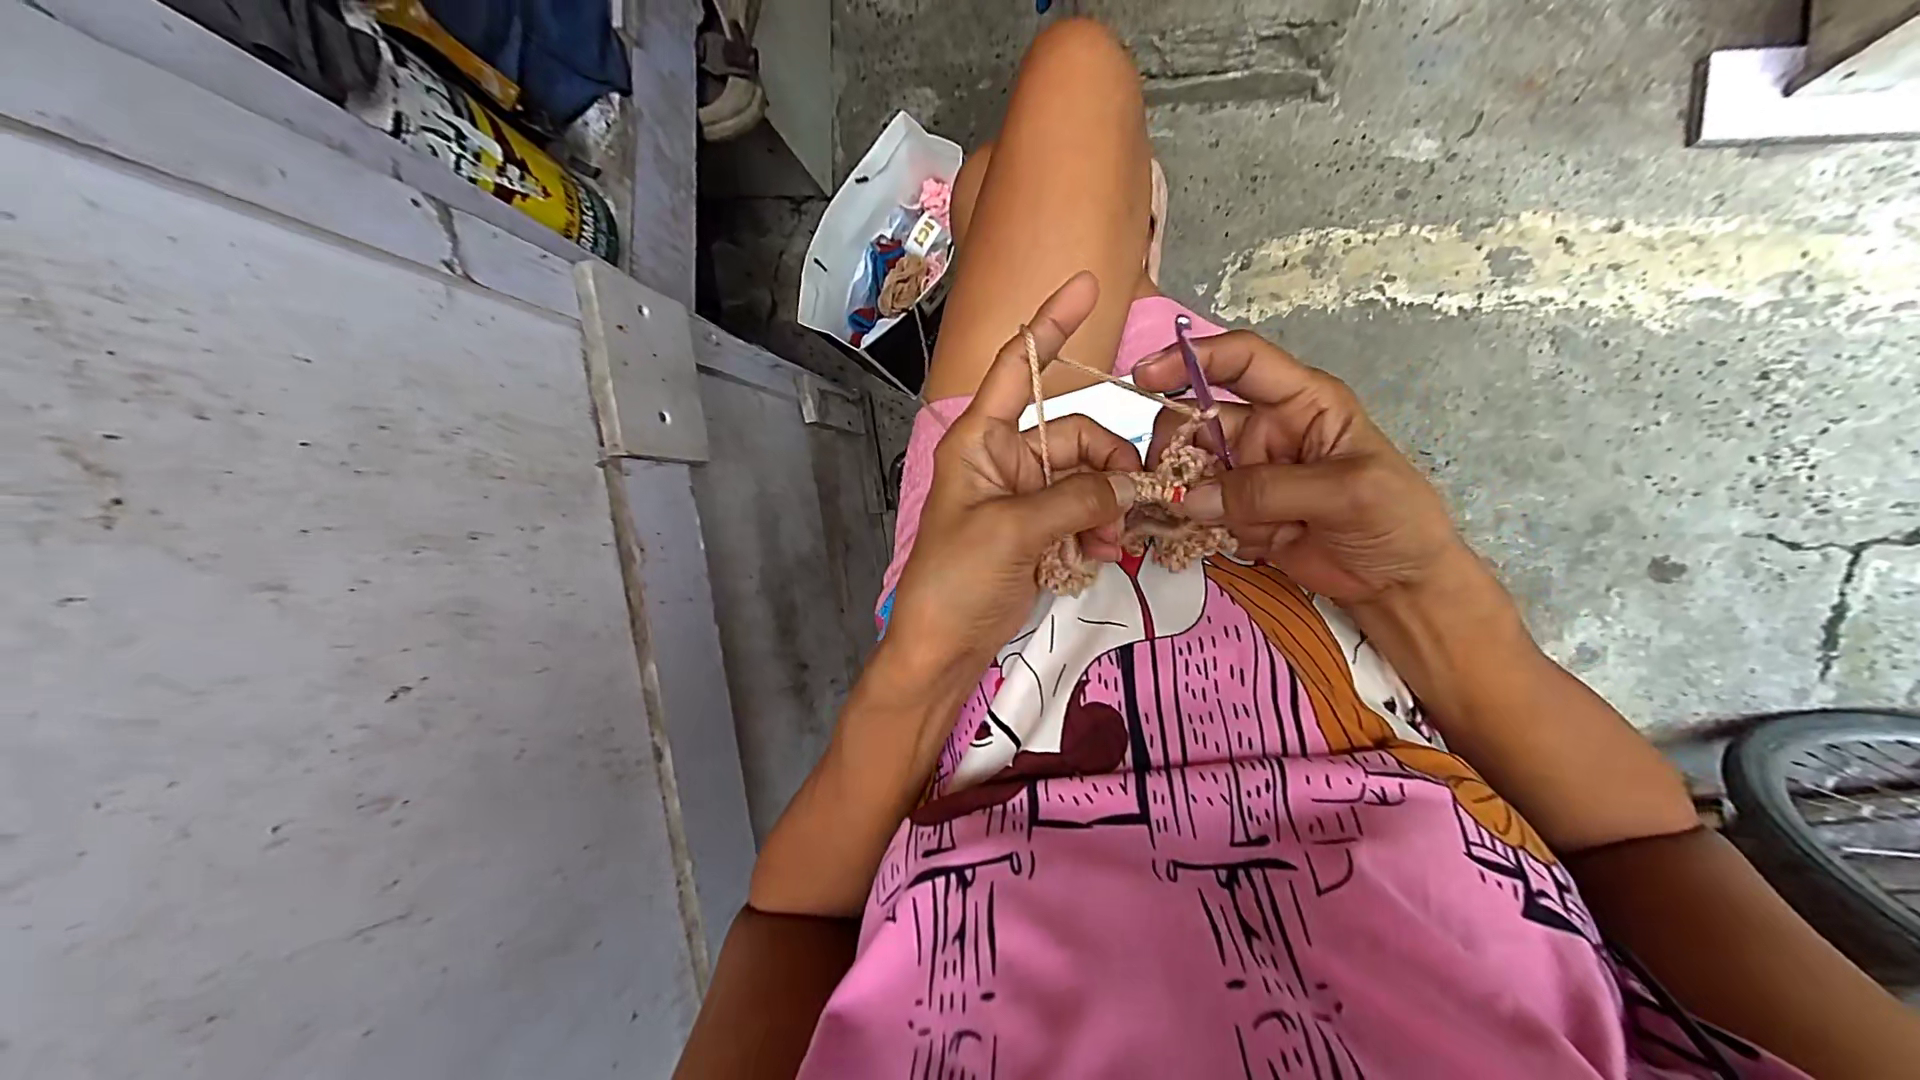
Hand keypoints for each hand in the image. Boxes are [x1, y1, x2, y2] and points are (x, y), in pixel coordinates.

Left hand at [887, 273, 1140, 673]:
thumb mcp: (1014, 531)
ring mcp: (1024, 495)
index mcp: (980, 440)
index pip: (1019, 366)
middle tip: (1127, 507)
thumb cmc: (956, 578)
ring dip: (1106, 506)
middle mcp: (1004, 458)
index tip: (1087, 285)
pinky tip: (1100, 557)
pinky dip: (1097, 530)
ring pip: (1087, 478)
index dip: (1051, 325)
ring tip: (1109, 545)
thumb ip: (1077, 499)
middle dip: (1108, 467)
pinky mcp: (1039, 528)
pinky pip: (1083, 512)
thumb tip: (1133, 483)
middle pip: (1076, 436)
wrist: (944, 644)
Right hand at [1135, 329, 1468, 605]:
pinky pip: (1194, 509)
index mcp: (1300, 402)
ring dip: (1181, 494)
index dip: (1192, 358)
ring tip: (1197, 524)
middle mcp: (1264, 429)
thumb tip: (1191, 499)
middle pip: (1195, 420)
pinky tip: (1210, 540)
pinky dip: (1190, 524)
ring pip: (1187, 468)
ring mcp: (1244, 472)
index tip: (1145, 374)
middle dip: (1175, 448)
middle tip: (1168, 485)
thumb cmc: (1393, 519)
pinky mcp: (1233, 510)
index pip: (1242, 361)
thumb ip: (1267, 490)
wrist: (1396, 582)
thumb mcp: (1346, 492)